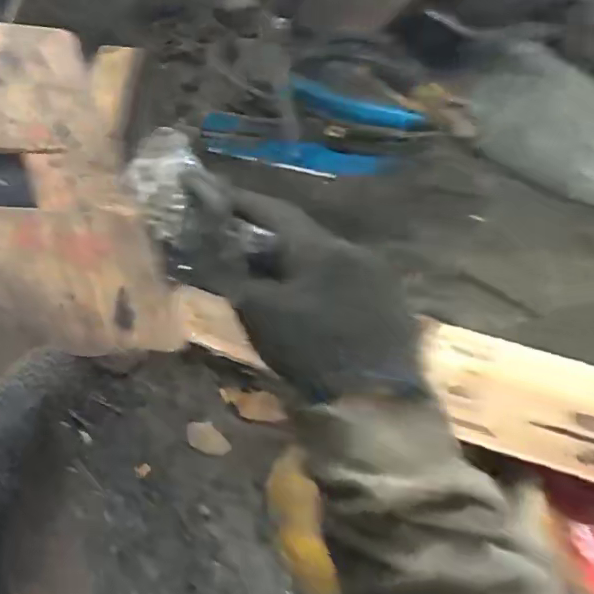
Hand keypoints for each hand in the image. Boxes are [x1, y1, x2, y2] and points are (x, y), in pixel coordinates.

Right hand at [217, 188, 425, 403]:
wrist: (374, 405)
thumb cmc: (307, 349)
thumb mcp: (255, 308)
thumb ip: (230, 269)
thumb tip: (208, 243)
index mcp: (321, 247)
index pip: (272, 209)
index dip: (236, 198)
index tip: (206, 188)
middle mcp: (353, 251)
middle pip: (295, 230)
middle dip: (257, 229)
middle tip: (224, 230)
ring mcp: (375, 276)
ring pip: (316, 253)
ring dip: (282, 255)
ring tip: (252, 265)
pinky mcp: (386, 301)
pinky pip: (335, 274)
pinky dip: (305, 274)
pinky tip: (289, 291)